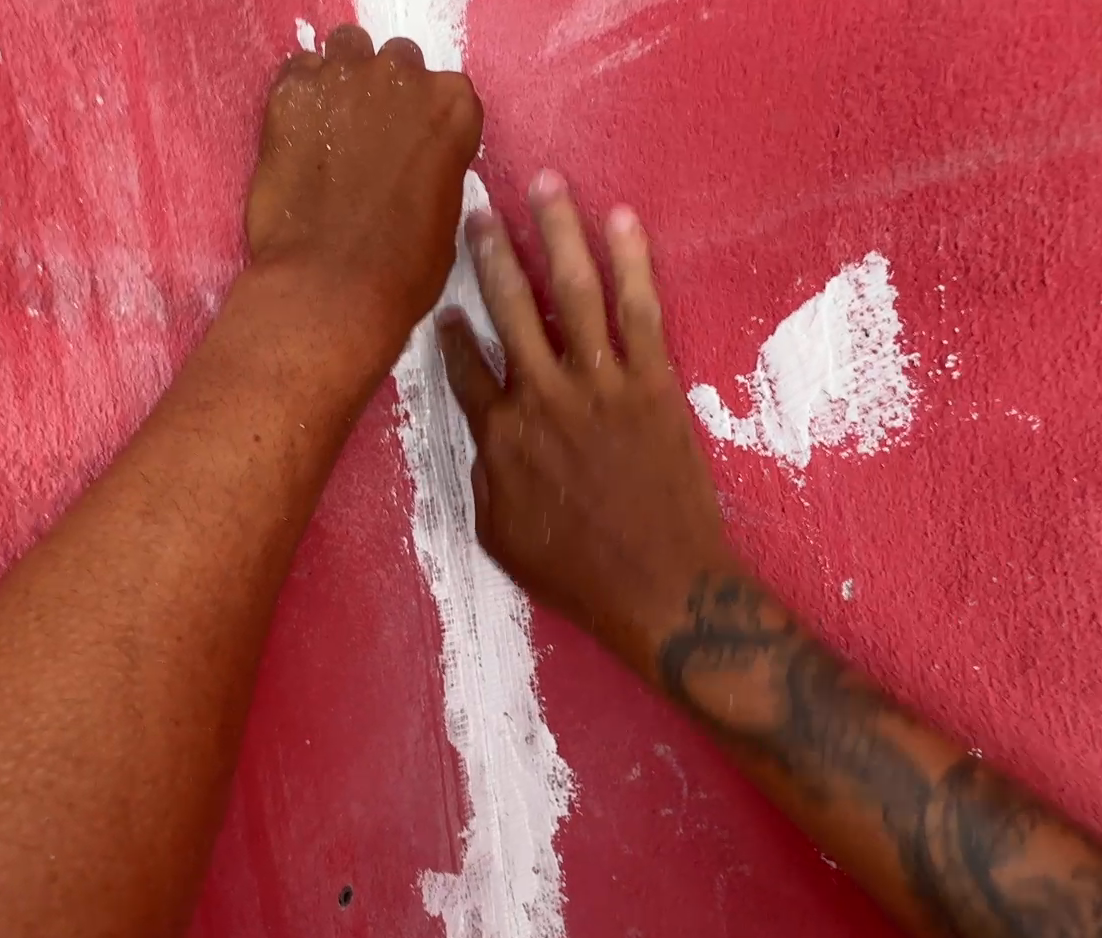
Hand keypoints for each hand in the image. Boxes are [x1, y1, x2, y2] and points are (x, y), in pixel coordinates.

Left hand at [246, 25, 481, 348]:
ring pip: (346, 55)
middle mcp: (404, 76)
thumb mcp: (445, 224)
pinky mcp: (291, 93)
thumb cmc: (401, 274)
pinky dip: (301, 102)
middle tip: (369, 150)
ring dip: (344, 88)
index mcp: (454, 108)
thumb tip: (417, 172)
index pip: (447, 96)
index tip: (412, 157)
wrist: (331, 290)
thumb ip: (434, 175)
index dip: (426, 129)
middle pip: (397, 67)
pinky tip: (299, 144)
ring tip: (332, 138)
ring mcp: (343, 77)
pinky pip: (298, 76)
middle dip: (387, 101)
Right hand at [436, 172, 734, 679]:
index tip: (444, 311)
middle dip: (491, 256)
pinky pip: (640, 313)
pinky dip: (632, 264)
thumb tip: (487, 440)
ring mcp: (600, 386)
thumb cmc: (573, 573)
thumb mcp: (499, 537)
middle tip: (479, 210)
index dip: (451, 336)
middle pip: (508, 311)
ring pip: (572, 294)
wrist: (657, 588)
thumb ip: (485, 478)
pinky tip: (622, 221)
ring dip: (557, 234)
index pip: (464, 370)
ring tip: (546, 185)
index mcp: (500, 438)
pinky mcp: (653, 385)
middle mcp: (543, 398)